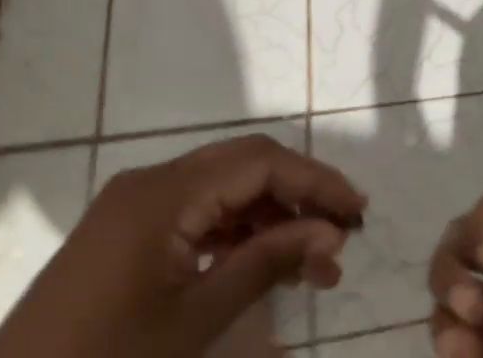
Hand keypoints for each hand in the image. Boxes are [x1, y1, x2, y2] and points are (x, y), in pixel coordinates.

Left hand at [0, 134, 365, 357]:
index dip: (317, 181)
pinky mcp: (122, 231)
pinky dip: (233, 231)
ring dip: (269, 216)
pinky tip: (259, 264)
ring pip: (221, 187)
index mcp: (165, 193)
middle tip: (340, 236)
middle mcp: (150, 182)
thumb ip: (267, 262)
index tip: (359, 214)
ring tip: (311, 267)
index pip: (260, 162)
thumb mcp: (195, 319)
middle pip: (243, 165)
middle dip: (298, 194)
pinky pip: (193, 211)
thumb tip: (330, 231)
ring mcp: (132, 205)